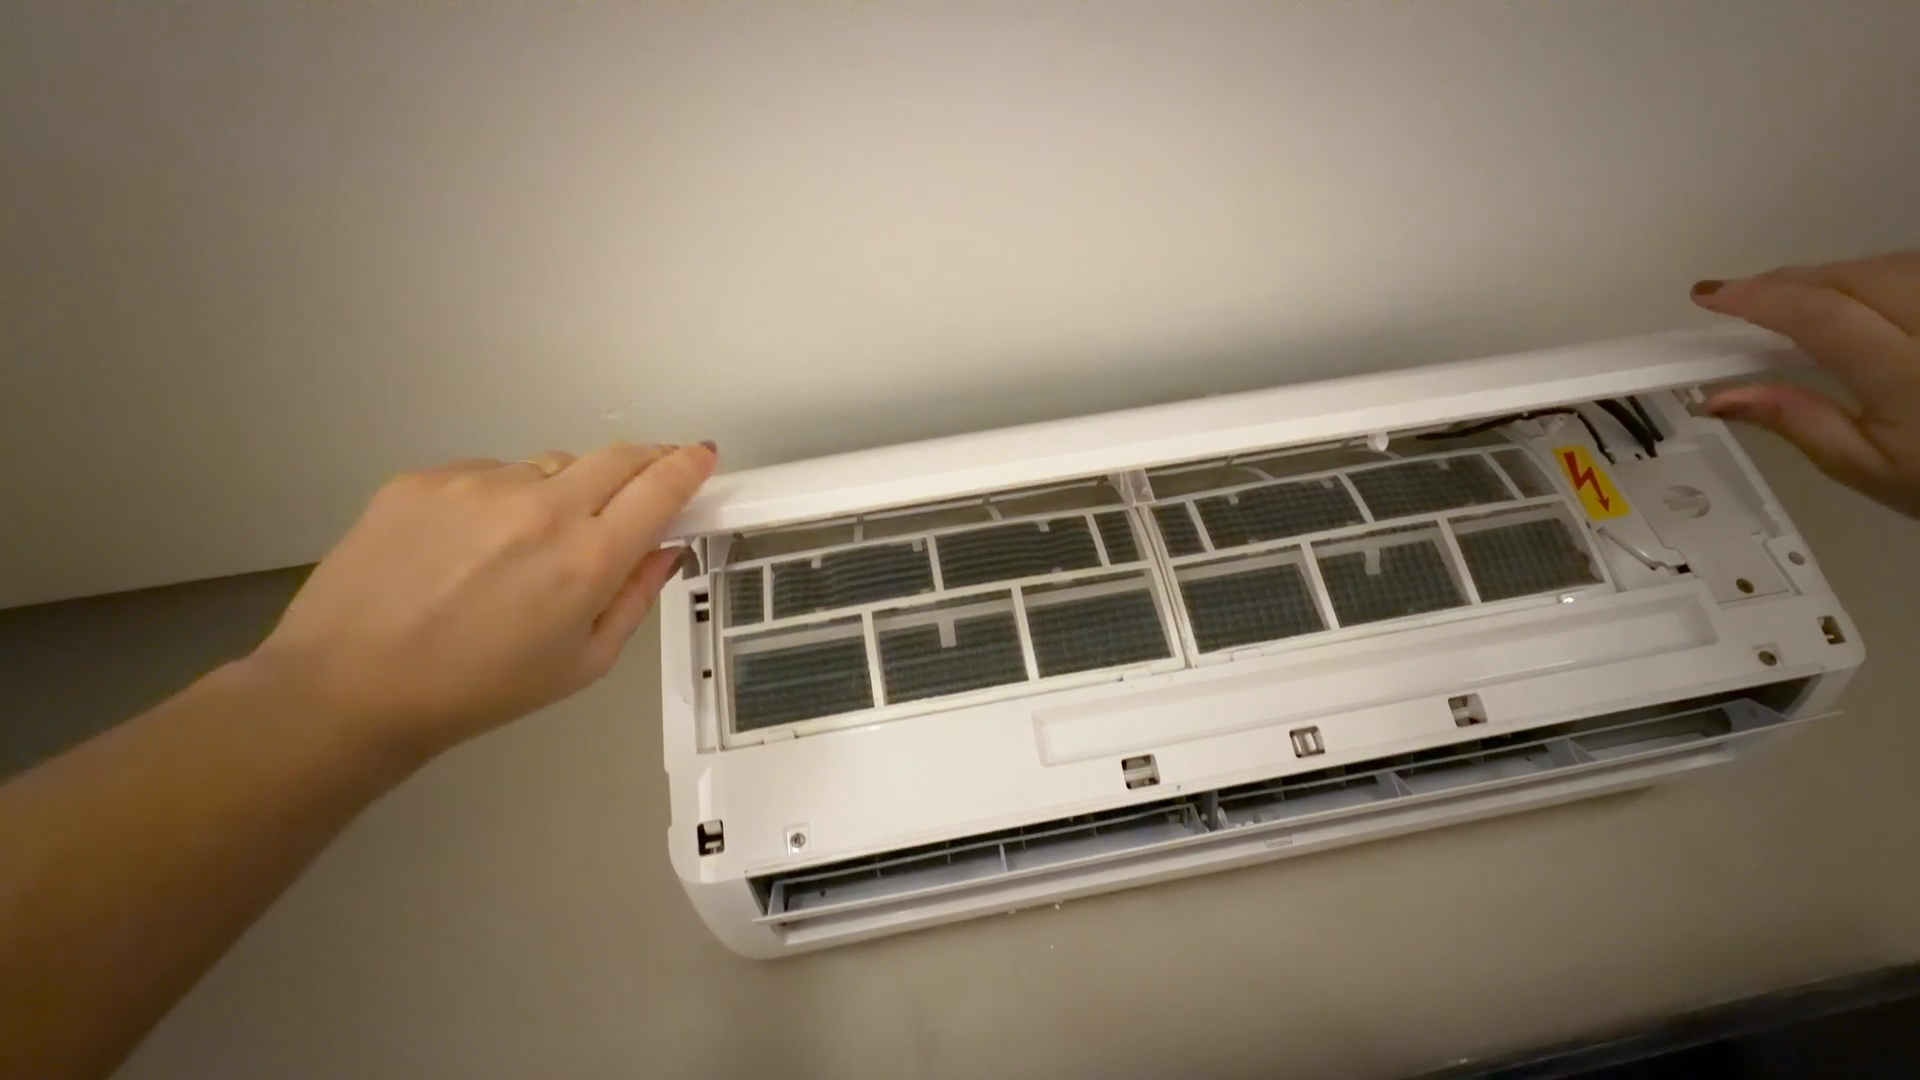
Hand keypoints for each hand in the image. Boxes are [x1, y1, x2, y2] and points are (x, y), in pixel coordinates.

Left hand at [243, 442, 716, 755]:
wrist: (348, 686)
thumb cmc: (484, 688)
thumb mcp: (585, 661)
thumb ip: (637, 595)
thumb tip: (666, 546)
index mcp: (589, 559)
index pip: (661, 486)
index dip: (689, 464)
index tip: (702, 454)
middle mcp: (542, 508)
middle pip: (618, 456)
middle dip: (646, 460)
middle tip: (649, 478)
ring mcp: (480, 485)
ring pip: (554, 463)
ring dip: (570, 485)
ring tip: (538, 534)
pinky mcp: (426, 478)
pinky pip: (494, 472)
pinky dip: (507, 494)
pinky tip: (477, 539)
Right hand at [1691, 251, 1919, 517]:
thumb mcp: (1865, 466)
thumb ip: (1795, 421)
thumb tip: (1715, 398)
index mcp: (1908, 376)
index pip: (1821, 316)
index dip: (1760, 298)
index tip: (1708, 295)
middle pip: (1861, 278)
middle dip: (1793, 279)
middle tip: (1743, 293)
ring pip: (1901, 266)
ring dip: (1838, 273)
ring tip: (1797, 294)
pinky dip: (1884, 275)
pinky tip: (1861, 294)